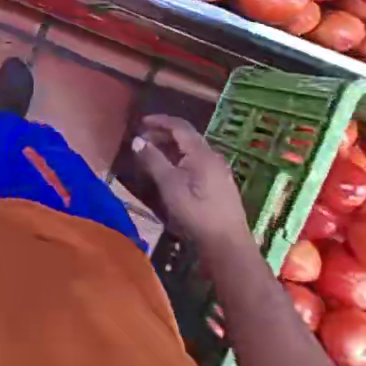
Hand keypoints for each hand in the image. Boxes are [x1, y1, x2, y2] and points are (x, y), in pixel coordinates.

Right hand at [130, 115, 250, 251]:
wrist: (227, 245)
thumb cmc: (196, 212)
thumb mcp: (169, 185)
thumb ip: (153, 160)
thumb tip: (137, 140)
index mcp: (202, 153)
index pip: (180, 126)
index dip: (160, 121)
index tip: (141, 122)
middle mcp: (213, 157)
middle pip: (186, 137)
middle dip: (163, 135)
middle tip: (143, 141)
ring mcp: (219, 171)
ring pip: (192, 151)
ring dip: (171, 148)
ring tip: (153, 156)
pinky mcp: (220, 185)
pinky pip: (197, 162)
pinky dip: (180, 160)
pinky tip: (171, 173)